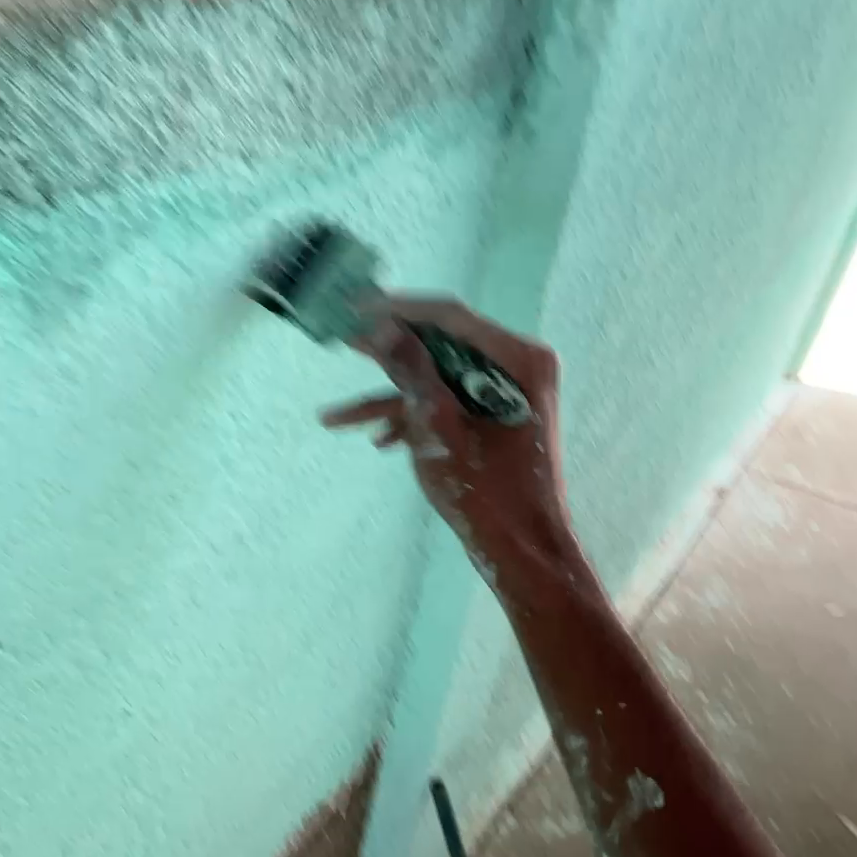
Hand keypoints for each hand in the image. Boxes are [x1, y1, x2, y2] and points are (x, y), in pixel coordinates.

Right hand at [322, 297, 572, 574]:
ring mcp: (503, 392)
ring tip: (335, 418)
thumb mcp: (436, 425)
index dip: (394, 310)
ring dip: (387, 399)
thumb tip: (377, 323)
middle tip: (338, 342)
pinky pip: (444, 401)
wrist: (521, 550)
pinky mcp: (492, 415)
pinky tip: (377, 440)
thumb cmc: (485, 490)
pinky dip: (412, 417)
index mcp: (516, 359)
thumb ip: (408, 369)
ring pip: (433, 378)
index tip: (350, 306)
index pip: (446, 316)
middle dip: (384, 352)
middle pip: (436, 344)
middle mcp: (514, 366)